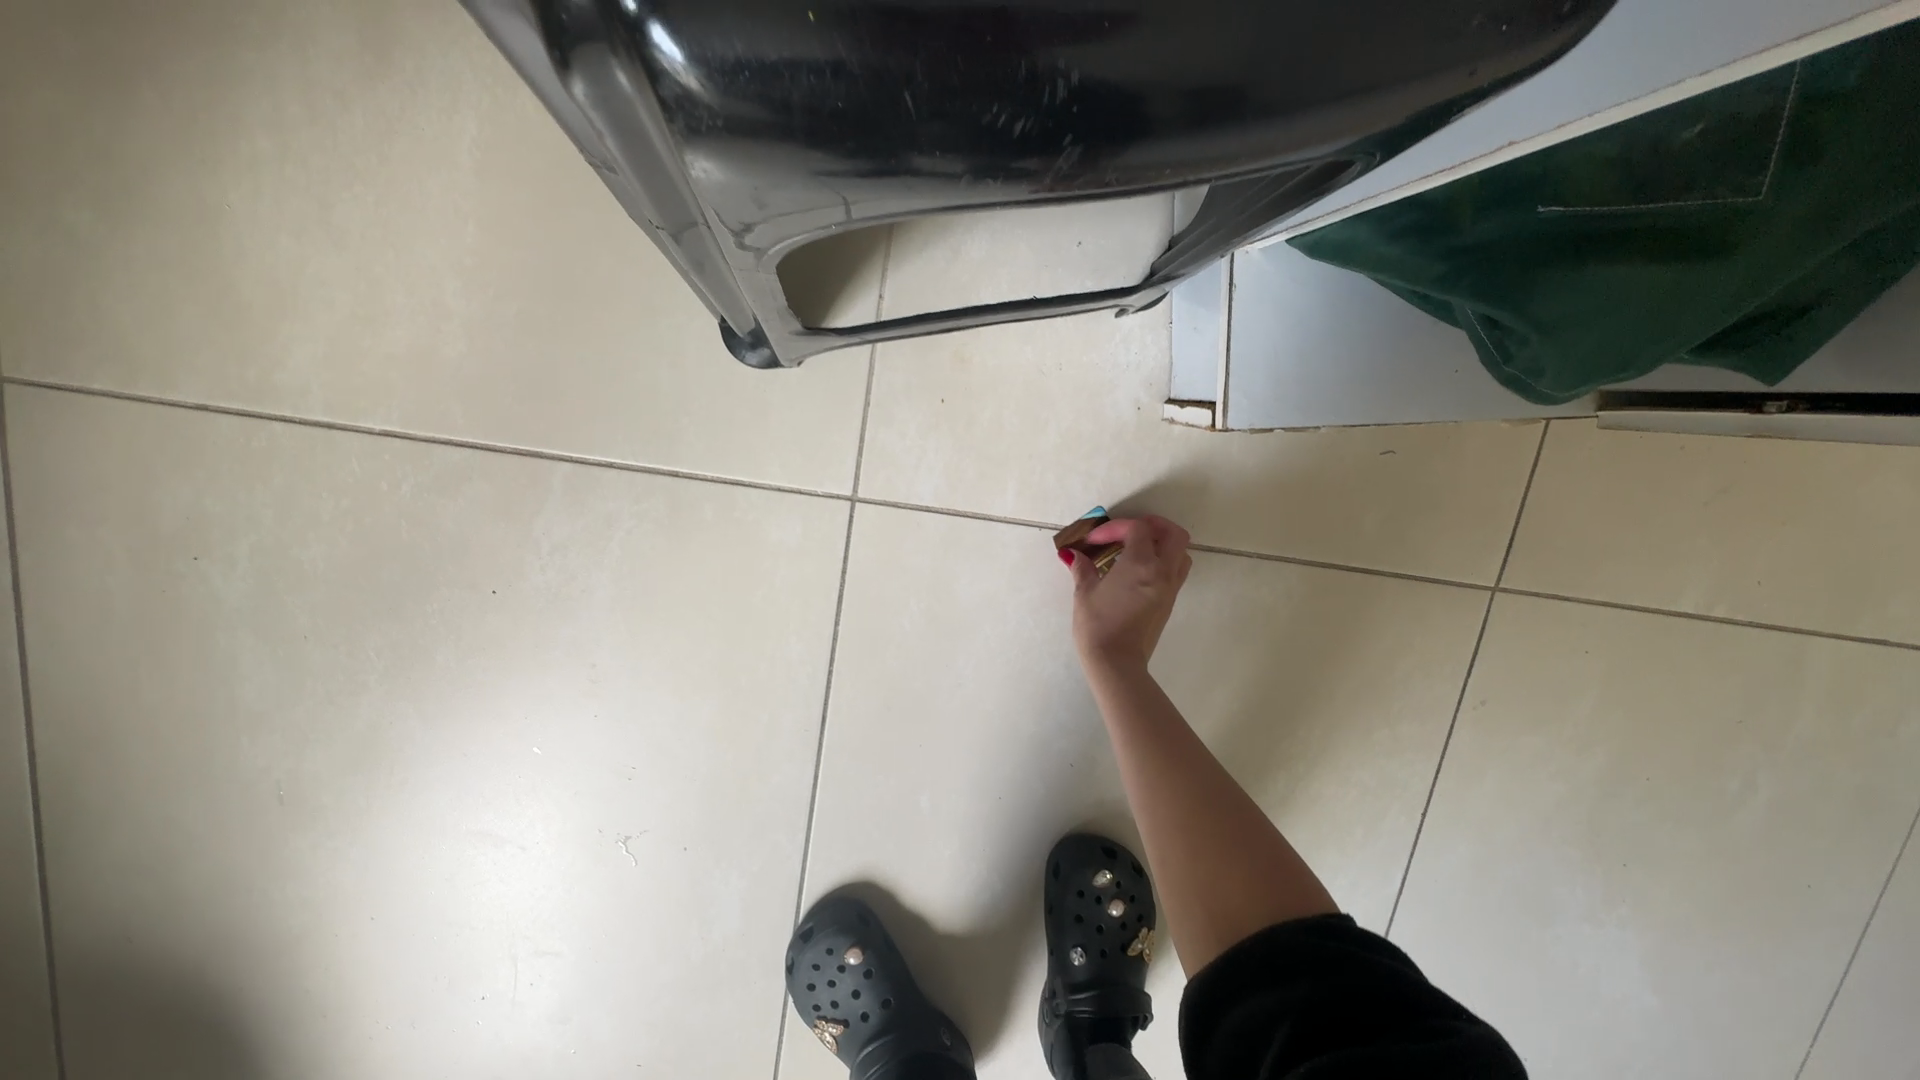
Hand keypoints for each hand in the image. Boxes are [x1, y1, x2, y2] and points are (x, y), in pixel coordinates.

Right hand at [1066, 515, 1193, 675]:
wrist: (1117, 663)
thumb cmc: (1098, 626)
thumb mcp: (1085, 593)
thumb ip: (1082, 568)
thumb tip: (1072, 554)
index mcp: (1141, 564)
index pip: (1137, 529)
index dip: (1115, 528)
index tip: (1095, 541)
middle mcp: (1162, 572)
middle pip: (1173, 534)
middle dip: (1154, 525)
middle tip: (1131, 530)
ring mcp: (1170, 588)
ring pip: (1181, 553)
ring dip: (1164, 544)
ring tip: (1139, 549)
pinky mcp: (1170, 603)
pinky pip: (1176, 572)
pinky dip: (1164, 562)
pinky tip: (1141, 571)